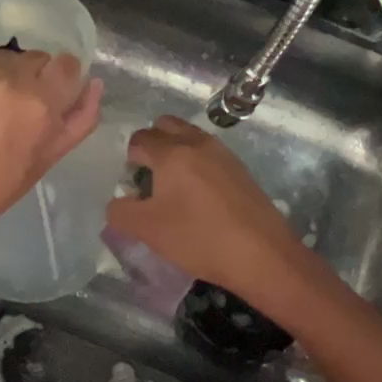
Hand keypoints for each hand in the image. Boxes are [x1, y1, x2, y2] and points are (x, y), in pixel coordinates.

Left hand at [0, 50, 102, 246]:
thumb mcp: (47, 158)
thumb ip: (79, 119)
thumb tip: (94, 84)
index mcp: (43, 103)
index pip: (66, 64)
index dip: (61, 77)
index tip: (50, 93)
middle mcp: (12, 79)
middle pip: (34, 58)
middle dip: (31, 77)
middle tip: (15, 108)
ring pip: (1, 59)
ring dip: (2, 76)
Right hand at [106, 116, 314, 301]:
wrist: (263, 255)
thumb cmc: (199, 238)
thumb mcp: (147, 230)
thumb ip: (120, 211)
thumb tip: (118, 201)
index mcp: (172, 152)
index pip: (139, 140)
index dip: (130, 161)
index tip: (134, 188)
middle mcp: (197, 143)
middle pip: (165, 126)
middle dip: (151, 146)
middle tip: (150, 179)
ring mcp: (223, 153)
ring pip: (189, 137)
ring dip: (175, 152)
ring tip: (174, 189)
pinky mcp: (240, 169)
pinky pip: (208, 154)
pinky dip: (197, 164)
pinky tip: (200, 198)